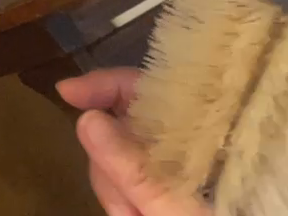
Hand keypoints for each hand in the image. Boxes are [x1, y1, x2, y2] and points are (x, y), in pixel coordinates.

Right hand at [58, 69, 211, 215]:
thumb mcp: (185, 215)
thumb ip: (143, 176)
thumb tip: (86, 118)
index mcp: (219, 142)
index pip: (153, 90)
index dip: (108, 85)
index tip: (68, 93)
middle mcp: (201, 149)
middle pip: (127, 126)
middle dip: (111, 165)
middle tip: (122, 208)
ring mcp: (187, 173)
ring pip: (123, 156)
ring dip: (118, 190)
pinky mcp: (175, 191)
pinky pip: (133, 180)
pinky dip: (127, 200)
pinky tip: (133, 215)